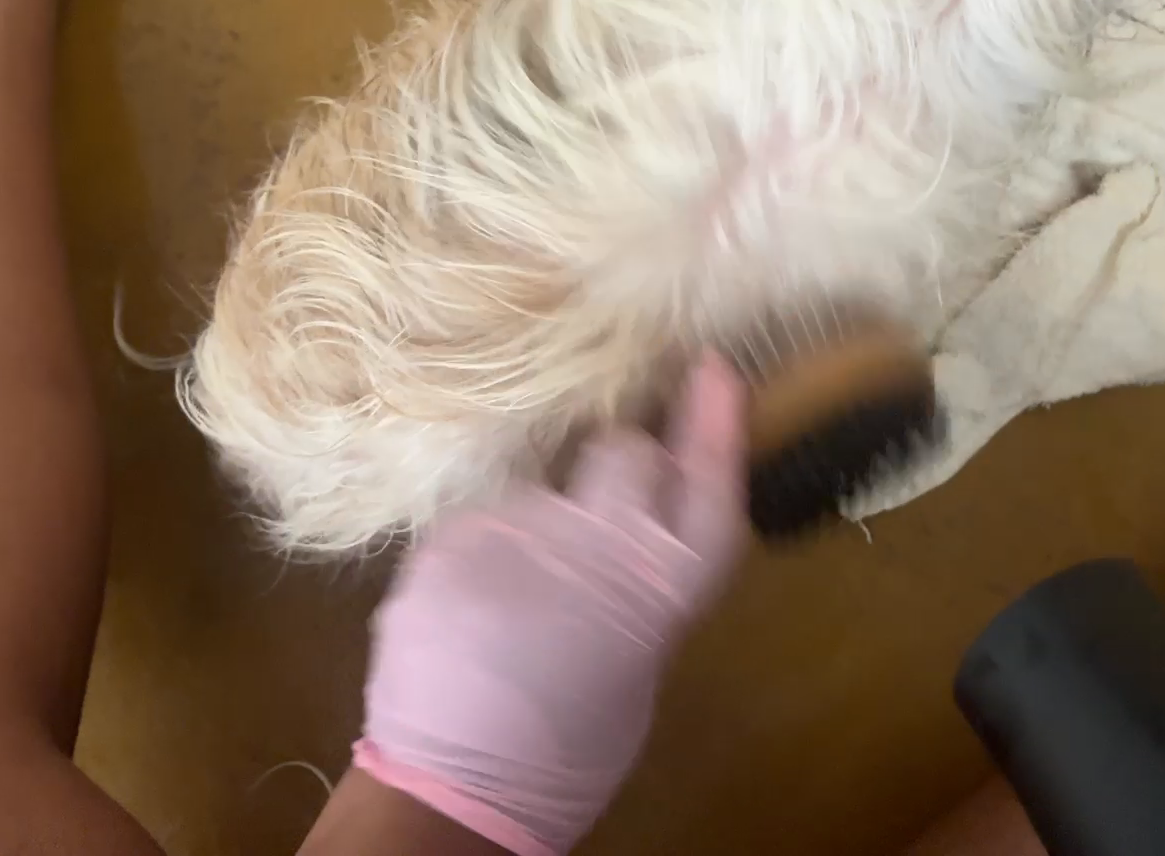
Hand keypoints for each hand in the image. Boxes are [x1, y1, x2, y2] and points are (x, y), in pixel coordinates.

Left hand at [353, 355, 750, 855]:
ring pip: (545, 480)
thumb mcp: (638, 664)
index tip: (712, 368)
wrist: (449, 796)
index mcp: (655, 593)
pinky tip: (474, 591)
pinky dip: (487, 540)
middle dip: (621, 460)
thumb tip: (638, 523)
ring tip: (519, 574)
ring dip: (544, 511)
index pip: (707, 486)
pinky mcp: (450, 536)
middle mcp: (594, 548)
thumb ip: (645, 582)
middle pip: (623, 450)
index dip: (716, 422)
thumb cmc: (568, 743)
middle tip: (599, 500)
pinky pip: (486, 510)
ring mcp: (516, 534)